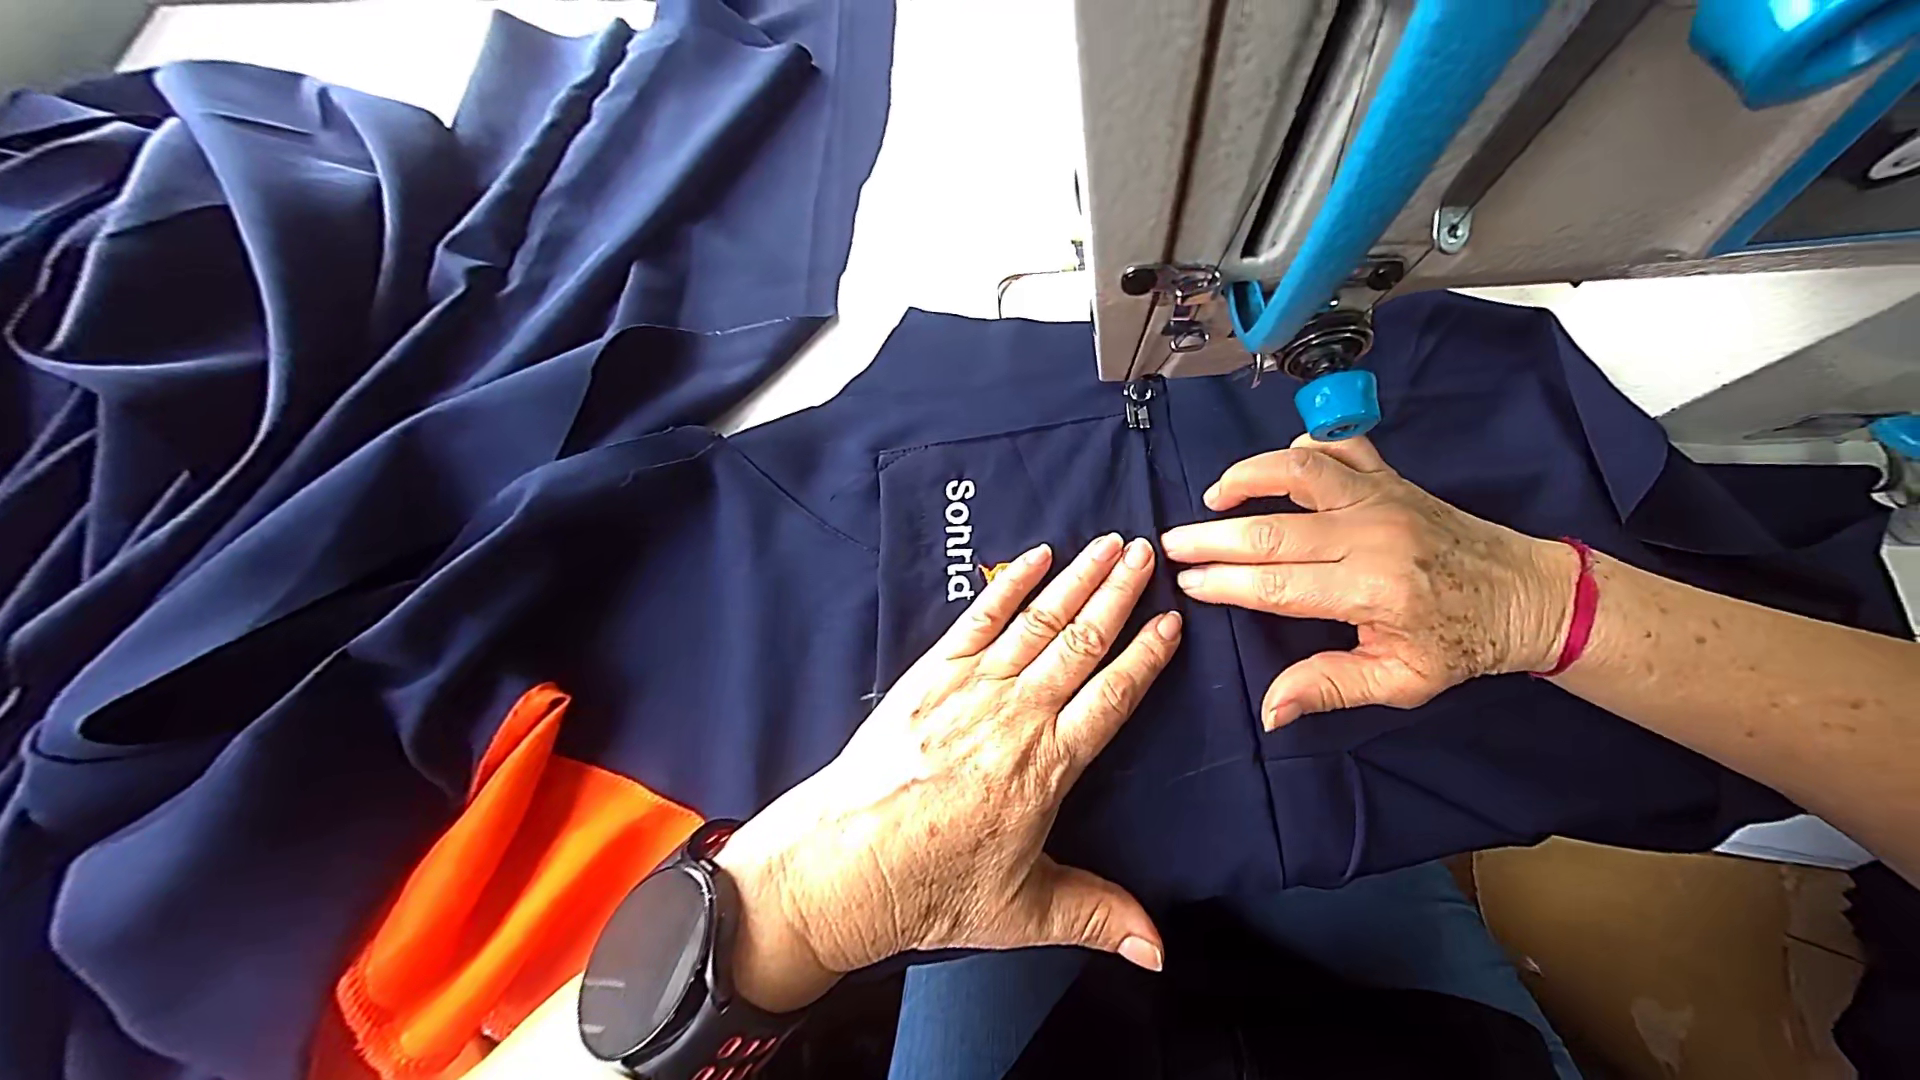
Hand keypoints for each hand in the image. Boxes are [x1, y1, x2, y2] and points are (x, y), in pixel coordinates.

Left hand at [713, 534, 1182, 1011]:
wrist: (842, 863)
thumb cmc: (929, 886)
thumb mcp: (1023, 911)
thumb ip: (1098, 916)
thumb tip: (1159, 950)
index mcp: (1046, 766)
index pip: (1113, 696)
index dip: (1147, 656)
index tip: (1171, 622)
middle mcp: (1014, 714)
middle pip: (1081, 641)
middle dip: (1119, 594)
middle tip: (1146, 555)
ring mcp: (971, 687)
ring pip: (1038, 620)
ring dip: (1077, 578)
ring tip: (1108, 545)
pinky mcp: (932, 673)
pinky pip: (979, 617)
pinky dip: (1011, 585)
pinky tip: (1035, 558)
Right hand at [1160, 435, 1575, 730]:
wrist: (1527, 594)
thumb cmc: (1461, 643)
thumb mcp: (1399, 683)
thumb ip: (1328, 689)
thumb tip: (1268, 711)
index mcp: (1371, 590)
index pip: (1274, 585)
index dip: (1223, 584)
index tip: (1187, 583)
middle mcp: (1371, 535)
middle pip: (1269, 531)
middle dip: (1210, 539)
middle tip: (1172, 544)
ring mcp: (1381, 497)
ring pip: (1298, 471)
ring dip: (1246, 478)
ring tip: (1213, 496)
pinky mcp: (1389, 477)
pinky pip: (1337, 445)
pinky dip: (1301, 447)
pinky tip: (1276, 469)